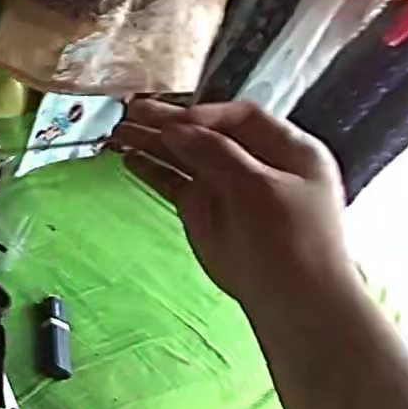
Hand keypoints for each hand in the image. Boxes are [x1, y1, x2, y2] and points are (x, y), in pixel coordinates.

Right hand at [111, 100, 354, 314]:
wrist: (289, 297)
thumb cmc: (289, 237)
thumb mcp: (259, 188)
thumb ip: (216, 154)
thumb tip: (174, 129)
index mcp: (286, 148)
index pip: (239, 118)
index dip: (203, 115)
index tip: (170, 120)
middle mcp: (252, 162)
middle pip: (206, 133)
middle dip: (168, 123)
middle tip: (130, 111)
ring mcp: (224, 186)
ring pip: (184, 156)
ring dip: (152, 143)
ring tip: (118, 132)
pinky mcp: (201, 209)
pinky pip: (173, 182)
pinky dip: (151, 170)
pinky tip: (129, 158)